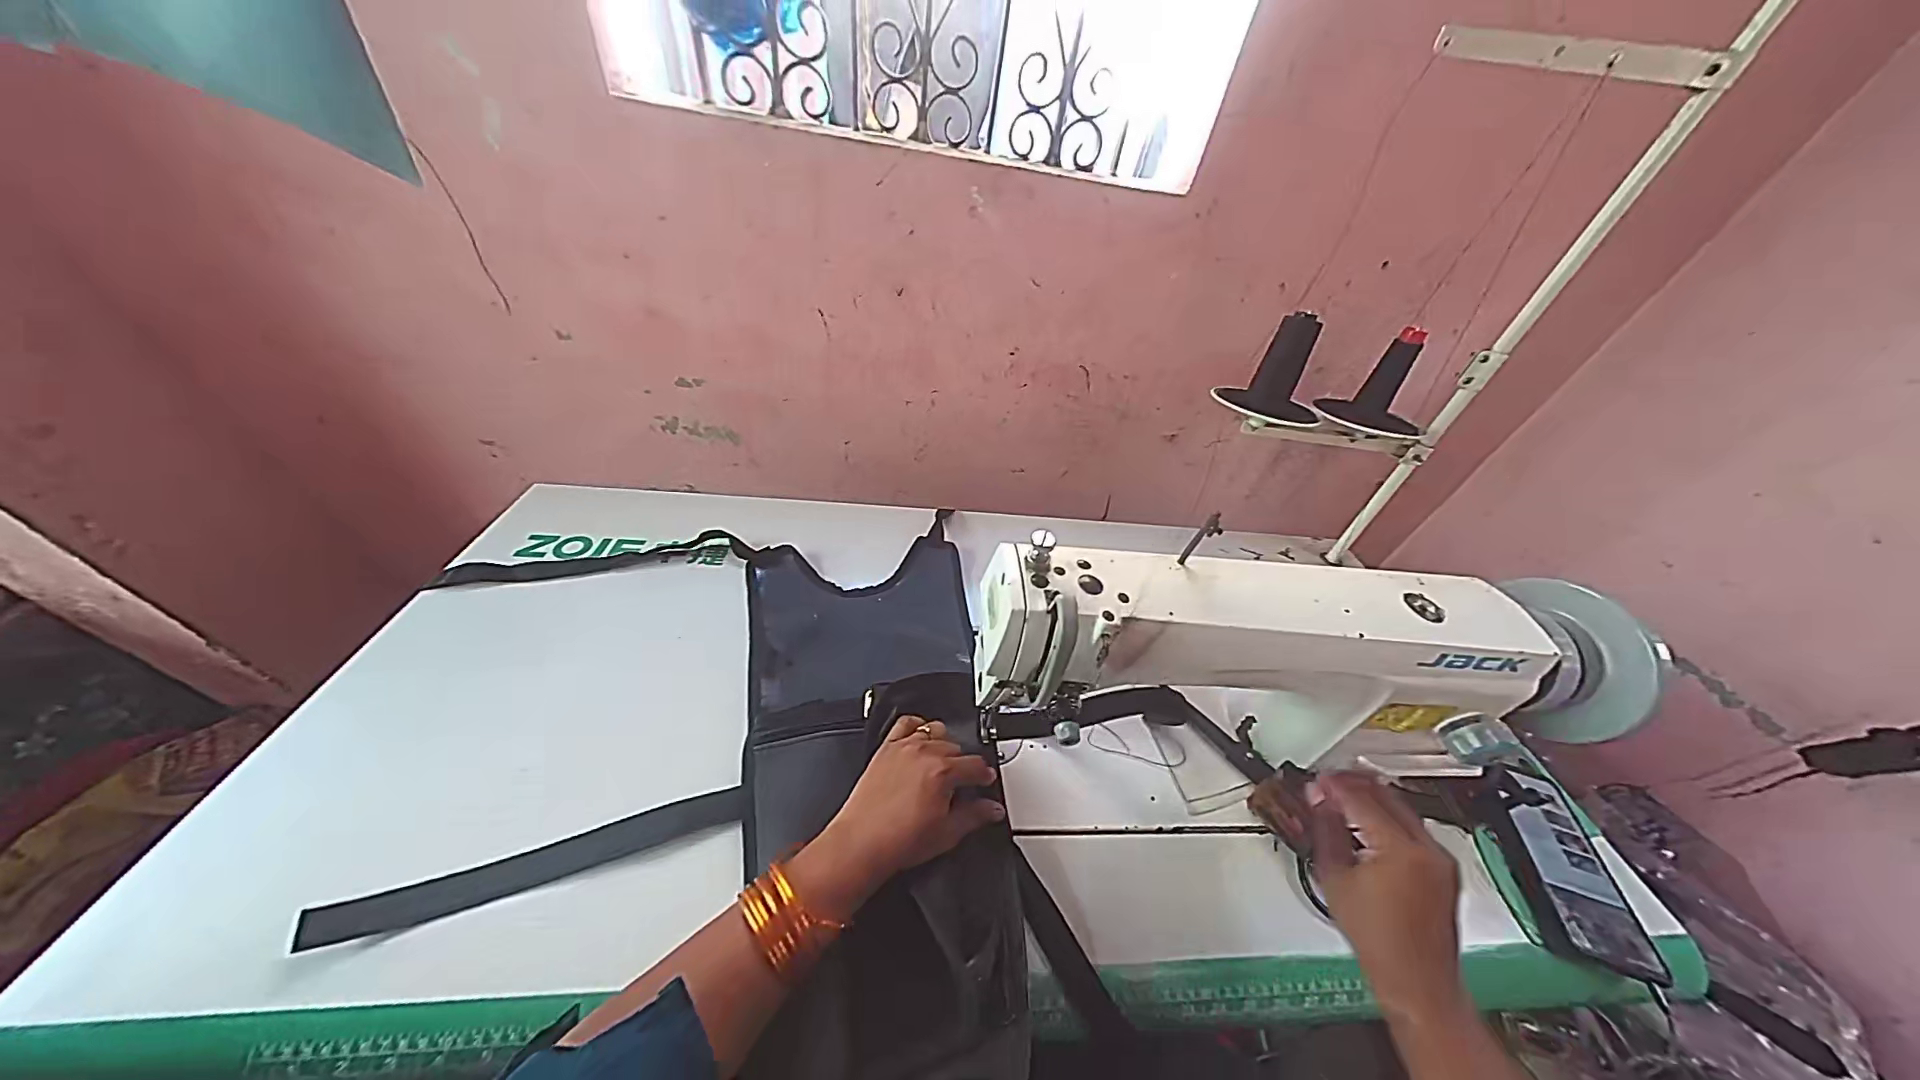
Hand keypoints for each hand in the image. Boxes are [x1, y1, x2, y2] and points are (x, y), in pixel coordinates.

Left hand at [785, 714, 1004, 921]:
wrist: (860, 843)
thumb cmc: (897, 840)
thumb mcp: (947, 833)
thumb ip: (974, 816)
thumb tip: (991, 809)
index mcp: (943, 772)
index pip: (975, 765)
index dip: (984, 776)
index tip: (984, 782)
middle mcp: (924, 753)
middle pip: (957, 748)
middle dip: (963, 764)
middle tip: (962, 782)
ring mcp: (903, 748)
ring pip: (934, 731)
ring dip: (943, 744)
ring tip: (943, 763)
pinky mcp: (885, 748)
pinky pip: (905, 723)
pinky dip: (916, 726)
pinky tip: (919, 739)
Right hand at [1309, 771, 1466, 1022]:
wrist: (1416, 980)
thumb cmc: (1377, 939)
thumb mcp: (1334, 878)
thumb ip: (1325, 831)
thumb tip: (1319, 803)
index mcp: (1401, 849)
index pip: (1361, 799)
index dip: (1333, 786)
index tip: (1316, 782)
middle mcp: (1429, 849)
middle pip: (1386, 796)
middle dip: (1353, 784)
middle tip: (1327, 781)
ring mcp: (1441, 860)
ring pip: (1402, 808)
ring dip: (1371, 798)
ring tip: (1342, 797)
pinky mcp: (1444, 870)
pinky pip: (1413, 827)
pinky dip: (1387, 817)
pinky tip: (1366, 821)